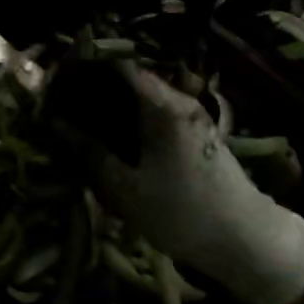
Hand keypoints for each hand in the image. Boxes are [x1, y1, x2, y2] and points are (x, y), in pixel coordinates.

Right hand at [63, 62, 303, 303]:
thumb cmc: (183, 213)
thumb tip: (55, 123)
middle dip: (92, 81)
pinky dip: (126, 111)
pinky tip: (105, 128)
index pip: (117, 63)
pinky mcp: (191, 128)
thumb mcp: (126, 189)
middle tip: (58, 97)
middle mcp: (177, 99)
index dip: (85, 63)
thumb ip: (90, 152)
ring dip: (108, 98)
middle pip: (127, 74)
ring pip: (138, 92)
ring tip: (74, 111)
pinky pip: (150, 107)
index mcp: (162, 106)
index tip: (57, 74)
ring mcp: (187, 113)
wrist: (247, 241)